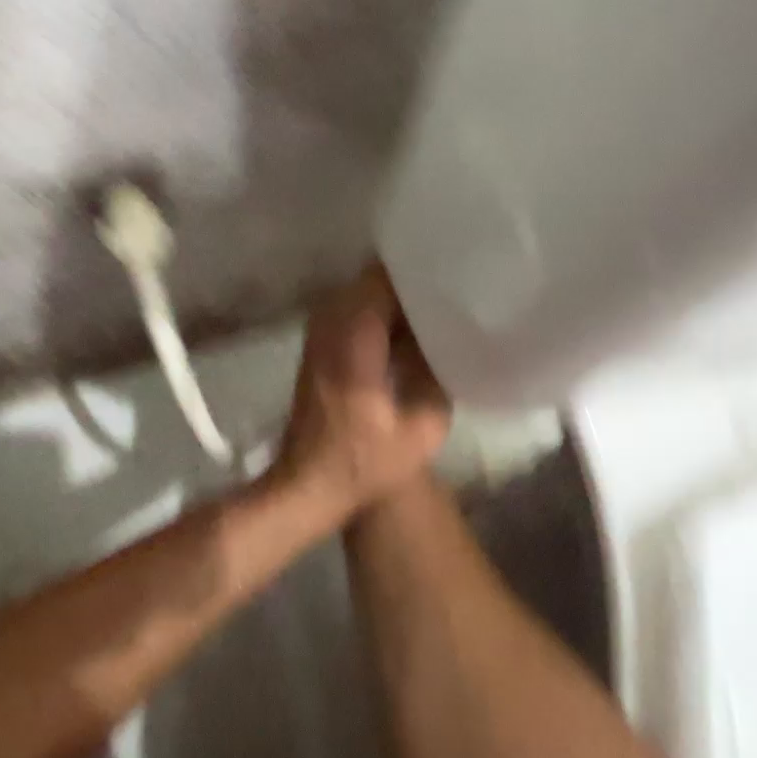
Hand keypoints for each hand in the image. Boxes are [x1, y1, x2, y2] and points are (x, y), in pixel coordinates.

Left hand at [274, 263, 451, 513]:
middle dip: (407, 281)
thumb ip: (438, 376)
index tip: (450, 273)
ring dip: (391, 298)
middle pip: (370, 280)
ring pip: (359, 294)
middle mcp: (330, 327)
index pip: (381, 279)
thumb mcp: (422, 430)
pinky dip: (376, 314)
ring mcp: (318, 336)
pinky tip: (405, 333)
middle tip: (448, 289)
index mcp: (354, 341)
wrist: (306, 485)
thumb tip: (450, 337)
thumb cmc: (364, 463)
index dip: (416, 271)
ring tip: (432, 307)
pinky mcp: (316, 349)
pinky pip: (350, 311)